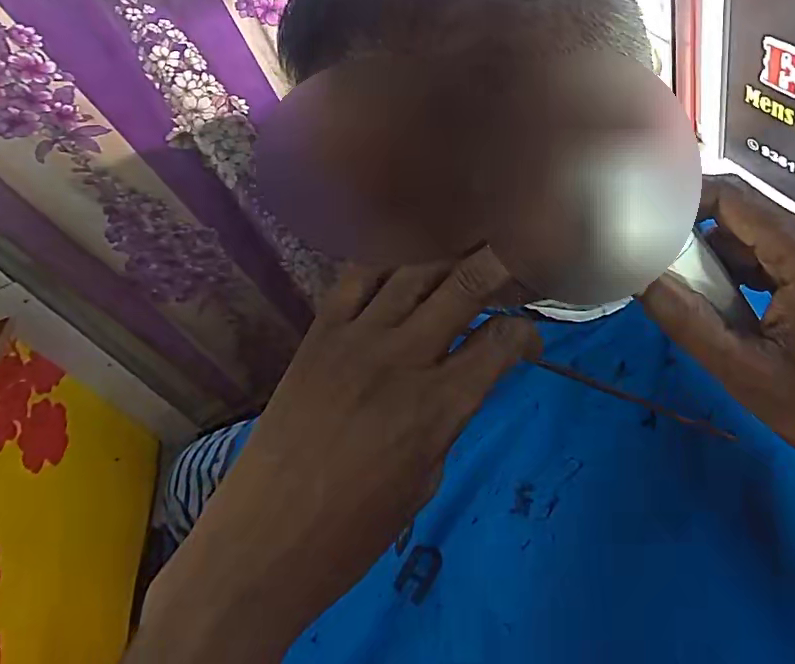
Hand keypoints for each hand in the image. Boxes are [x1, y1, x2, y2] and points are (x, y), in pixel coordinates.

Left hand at [134, 250, 540, 663]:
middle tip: (508, 269)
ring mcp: (357, 337)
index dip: (525, 334)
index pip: (501, 342)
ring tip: (459, 262)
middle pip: (464, 285)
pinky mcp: (320, 331)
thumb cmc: (354, 530)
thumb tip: (464, 378)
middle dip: (497, 269)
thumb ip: (450, 417)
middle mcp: (403, 357)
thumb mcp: (426, 480)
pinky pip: (357, 277)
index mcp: (438, 405)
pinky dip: (385, 265)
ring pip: (413, 271)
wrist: (266, 535)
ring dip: (445, 260)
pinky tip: (399, 268)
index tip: (527, 339)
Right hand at [640, 176, 794, 509]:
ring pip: (757, 233)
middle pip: (742, 211)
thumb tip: (640, 277)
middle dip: (696, 234)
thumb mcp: (745, 373)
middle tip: (664, 269)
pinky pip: (777, 253)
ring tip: (699, 298)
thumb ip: (685, 320)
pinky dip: (746, 270)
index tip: (646, 222)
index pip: (730, 196)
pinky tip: (734, 307)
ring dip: (720, 257)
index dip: (682, 200)